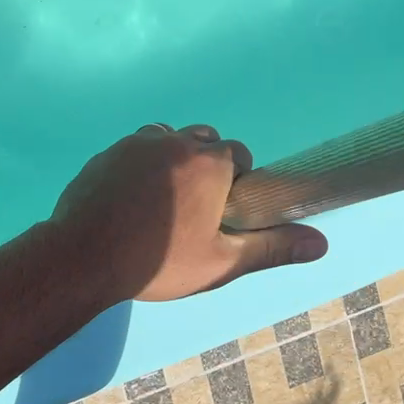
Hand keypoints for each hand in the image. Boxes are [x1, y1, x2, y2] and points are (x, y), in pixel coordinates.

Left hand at [48, 124, 326, 302]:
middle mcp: (172, 142)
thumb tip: (321, 243)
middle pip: (201, 140)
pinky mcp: (102, 156)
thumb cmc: (157, 261)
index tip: (220, 211)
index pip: (238, 155)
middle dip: (204, 165)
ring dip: (169, 160)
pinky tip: (127, 200)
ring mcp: (131, 146)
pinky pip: (129, 152)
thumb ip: (271, 247)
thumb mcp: (220, 262)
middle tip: (190, 207)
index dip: (235, 181)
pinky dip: (136, 167)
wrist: (82, 258)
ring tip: (160, 202)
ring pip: (163, 141)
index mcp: (209, 162)